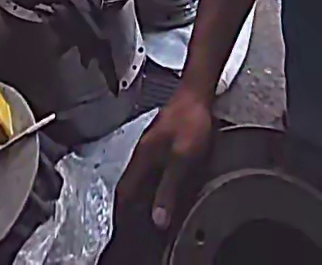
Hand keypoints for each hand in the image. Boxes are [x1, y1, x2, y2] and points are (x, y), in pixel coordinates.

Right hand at [116, 86, 213, 229]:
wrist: (197, 92)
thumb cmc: (190, 121)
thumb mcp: (182, 157)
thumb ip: (169, 187)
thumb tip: (158, 219)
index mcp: (144, 156)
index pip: (125, 190)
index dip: (124, 212)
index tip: (126, 229)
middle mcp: (144, 151)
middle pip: (132, 184)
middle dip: (135, 205)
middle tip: (142, 223)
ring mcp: (152, 144)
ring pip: (142, 176)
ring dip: (145, 194)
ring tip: (154, 209)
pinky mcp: (163, 140)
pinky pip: (153, 168)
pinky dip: (155, 182)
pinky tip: (166, 186)